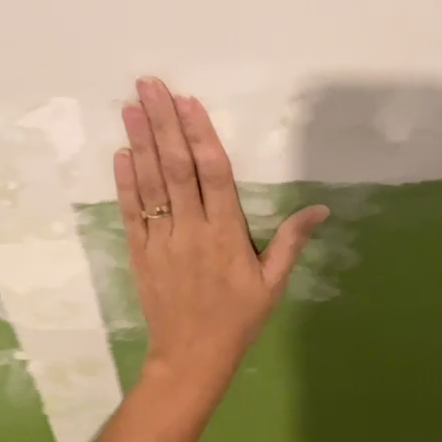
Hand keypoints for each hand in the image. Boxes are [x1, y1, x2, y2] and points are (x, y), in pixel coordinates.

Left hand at [116, 77, 327, 386]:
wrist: (191, 357)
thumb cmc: (237, 320)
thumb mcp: (272, 284)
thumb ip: (290, 242)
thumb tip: (319, 208)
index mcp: (226, 234)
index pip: (213, 174)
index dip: (200, 135)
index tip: (188, 101)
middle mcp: (192, 230)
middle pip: (176, 168)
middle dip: (163, 123)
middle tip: (149, 84)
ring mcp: (162, 240)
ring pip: (151, 184)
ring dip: (140, 143)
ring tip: (130, 106)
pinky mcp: (140, 253)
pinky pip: (132, 212)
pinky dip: (126, 183)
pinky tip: (121, 154)